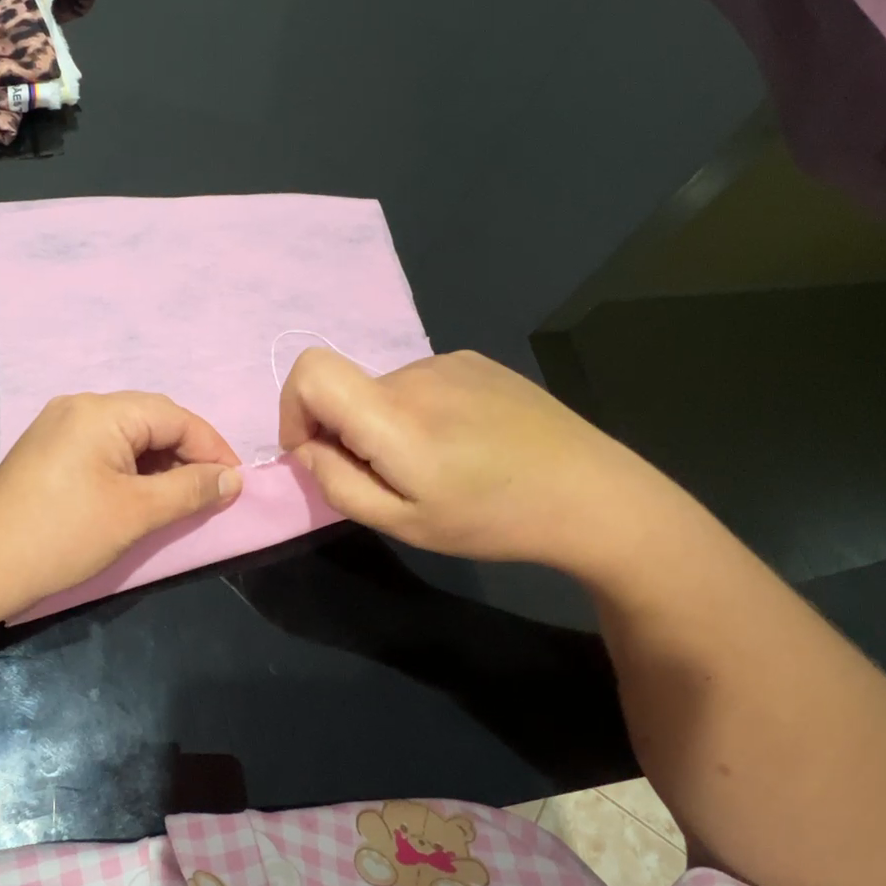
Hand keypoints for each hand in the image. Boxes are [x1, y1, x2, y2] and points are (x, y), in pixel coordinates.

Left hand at [0, 392, 243, 608]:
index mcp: (100, 411)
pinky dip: (132, 468)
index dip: (212, 448)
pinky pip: (103, 447)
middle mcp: (78, 406)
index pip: (175, 416)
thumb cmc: (65, 536)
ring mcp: (58, 426)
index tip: (236, 484)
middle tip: (213, 491)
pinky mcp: (48, 450)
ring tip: (182, 497)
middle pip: (151, 419)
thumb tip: (233, 479)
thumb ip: (191, 490)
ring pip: (128, 434)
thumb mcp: (137, 514)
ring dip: (160, 462)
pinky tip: (143, 495)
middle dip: (188, 453)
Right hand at [278, 348, 683, 575]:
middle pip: (348, 389)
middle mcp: (415, 374)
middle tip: (395, 481)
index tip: (317, 451)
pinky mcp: (477, 362)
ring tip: (441, 466)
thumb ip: (338, 483)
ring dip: (388, 425)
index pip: (309, 371)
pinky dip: (421, 413)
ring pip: (386, 391)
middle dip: (348, 432)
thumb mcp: (404, 523)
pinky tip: (466, 444)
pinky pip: (422, 384)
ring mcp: (450, 362)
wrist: (591, 494)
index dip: (294, 409)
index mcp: (392, 415)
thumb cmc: (491, 519)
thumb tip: (308, 448)